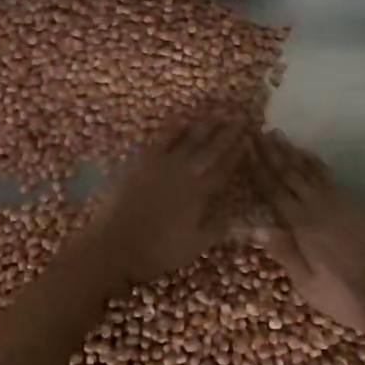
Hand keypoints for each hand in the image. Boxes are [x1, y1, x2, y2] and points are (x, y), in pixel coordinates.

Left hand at [89, 123, 246, 284]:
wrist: (115, 244)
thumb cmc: (157, 251)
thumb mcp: (194, 246)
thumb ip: (218, 229)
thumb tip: (242, 219)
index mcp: (200, 193)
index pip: (224, 168)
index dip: (238, 152)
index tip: (249, 137)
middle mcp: (185, 173)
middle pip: (211, 149)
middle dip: (227, 133)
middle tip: (240, 117)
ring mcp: (163, 164)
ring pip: (189, 140)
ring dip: (206, 126)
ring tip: (219, 113)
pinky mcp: (142, 161)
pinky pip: (162, 139)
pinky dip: (174, 128)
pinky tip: (183, 119)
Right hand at [247, 131, 364, 334]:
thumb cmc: (338, 295)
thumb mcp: (304, 281)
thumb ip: (281, 250)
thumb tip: (253, 225)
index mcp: (302, 224)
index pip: (274, 190)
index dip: (259, 168)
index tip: (247, 148)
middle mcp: (318, 207)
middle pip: (291, 174)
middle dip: (273, 153)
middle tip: (259, 132)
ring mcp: (338, 204)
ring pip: (310, 171)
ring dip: (294, 152)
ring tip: (280, 136)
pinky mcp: (353, 207)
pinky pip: (329, 177)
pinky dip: (315, 164)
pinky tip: (309, 157)